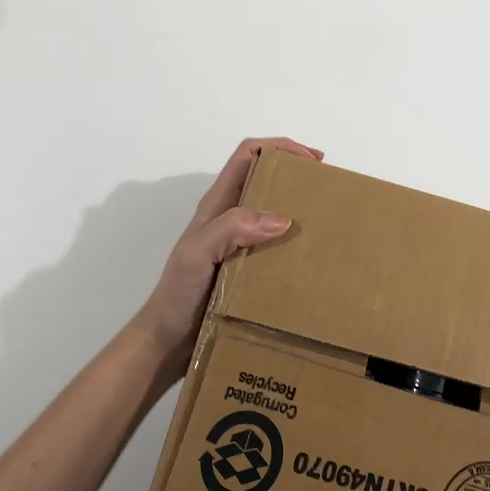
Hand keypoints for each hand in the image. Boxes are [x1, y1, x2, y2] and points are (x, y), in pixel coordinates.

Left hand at [135, 137, 322, 373]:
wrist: (164, 343)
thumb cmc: (177, 294)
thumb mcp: (197, 254)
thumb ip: (232, 229)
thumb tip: (283, 219)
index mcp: (217, 205)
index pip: (248, 155)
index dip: (279, 147)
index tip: (311, 159)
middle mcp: (228, 218)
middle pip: (264, 177)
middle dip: (295, 173)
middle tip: (325, 187)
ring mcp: (236, 243)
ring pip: (271, 210)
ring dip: (296, 206)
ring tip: (324, 220)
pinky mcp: (245, 268)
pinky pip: (273, 244)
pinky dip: (293, 241)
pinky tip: (309, 257)